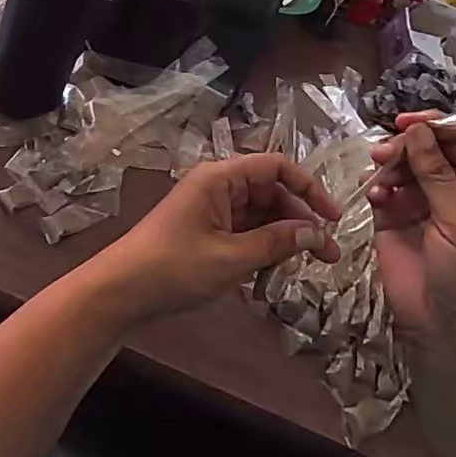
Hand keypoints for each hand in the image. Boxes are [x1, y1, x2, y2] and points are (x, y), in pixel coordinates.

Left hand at [84, 153, 341, 325]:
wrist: (121, 290)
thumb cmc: (174, 267)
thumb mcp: (231, 257)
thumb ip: (275, 242)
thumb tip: (315, 232)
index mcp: (220, 178)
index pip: (275, 166)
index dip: (309, 187)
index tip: (334, 217)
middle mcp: (216, 186)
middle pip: (270, 191)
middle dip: (300, 218)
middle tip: (328, 255)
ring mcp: (210, 208)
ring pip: (259, 212)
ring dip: (284, 234)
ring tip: (308, 264)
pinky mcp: (205, 230)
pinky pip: (243, 229)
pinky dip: (262, 244)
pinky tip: (277, 268)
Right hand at [367, 112, 455, 366]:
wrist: (446, 333)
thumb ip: (437, 175)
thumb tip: (419, 130)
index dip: (437, 127)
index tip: (408, 123)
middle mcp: (448, 193)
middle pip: (425, 150)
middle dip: (405, 146)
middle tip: (385, 153)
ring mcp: (417, 207)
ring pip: (400, 168)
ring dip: (388, 165)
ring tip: (379, 176)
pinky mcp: (390, 222)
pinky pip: (381, 191)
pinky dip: (376, 186)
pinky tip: (375, 196)